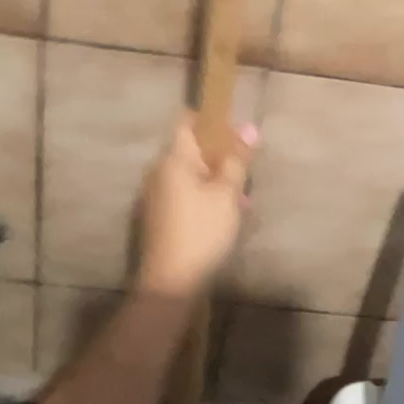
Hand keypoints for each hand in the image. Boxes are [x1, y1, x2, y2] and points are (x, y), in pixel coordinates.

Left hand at [134, 113, 255, 296]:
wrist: (170, 284)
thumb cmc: (201, 231)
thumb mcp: (226, 194)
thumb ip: (237, 159)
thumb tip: (249, 127)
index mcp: (173, 159)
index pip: (186, 122)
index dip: (210, 120)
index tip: (234, 128)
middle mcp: (157, 172)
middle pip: (189, 149)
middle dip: (218, 155)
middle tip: (244, 169)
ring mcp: (154, 195)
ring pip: (188, 174)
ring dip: (212, 179)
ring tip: (239, 197)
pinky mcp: (157, 217)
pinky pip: (182, 194)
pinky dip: (201, 196)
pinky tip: (222, 215)